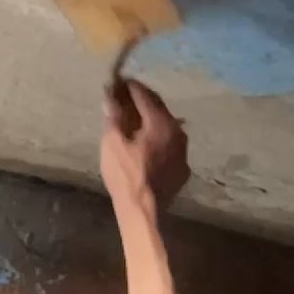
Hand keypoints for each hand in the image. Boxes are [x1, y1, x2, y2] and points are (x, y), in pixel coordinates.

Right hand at [100, 78, 188, 219]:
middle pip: (159, 109)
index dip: (130, 87)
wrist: (143, 211)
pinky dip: (158, 140)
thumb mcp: (112, 143)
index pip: (145, 96)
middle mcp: (178, 132)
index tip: (119, 81)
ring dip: (151, 121)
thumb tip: (110, 95)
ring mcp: (183, 152)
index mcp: (161, 123)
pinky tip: (147, 145)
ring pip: (167, 128)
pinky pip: (169, 146)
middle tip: (125, 98)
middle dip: (141, 101)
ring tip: (135, 121)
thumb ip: (114, 116)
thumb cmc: (125, 175)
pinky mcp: (182, 169)